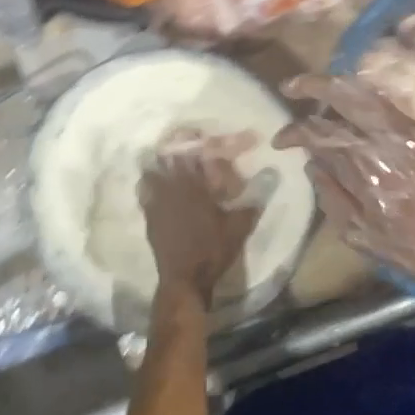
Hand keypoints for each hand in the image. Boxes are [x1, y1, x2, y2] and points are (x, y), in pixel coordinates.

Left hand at [139, 153, 258, 308]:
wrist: (185, 278)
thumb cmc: (212, 250)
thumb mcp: (238, 228)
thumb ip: (251, 204)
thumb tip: (268, 182)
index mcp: (194, 187)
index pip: (192, 155)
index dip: (196, 143)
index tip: (200, 137)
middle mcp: (171, 189)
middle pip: (167, 159)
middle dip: (175, 150)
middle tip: (184, 148)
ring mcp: (156, 203)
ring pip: (151, 173)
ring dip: (159, 166)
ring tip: (168, 166)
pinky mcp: (149, 217)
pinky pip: (145, 193)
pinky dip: (151, 186)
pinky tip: (159, 190)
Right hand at [272, 74, 414, 284]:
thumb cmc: (413, 246)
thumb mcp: (359, 234)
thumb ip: (331, 195)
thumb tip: (314, 166)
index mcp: (364, 163)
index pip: (317, 132)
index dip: (292, 133)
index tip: (279, 143)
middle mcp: (385, 135)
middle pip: (343, 92)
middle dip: (312, 84)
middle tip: (290, 88)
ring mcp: (409, 129)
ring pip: (367, 94)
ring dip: (338, 91)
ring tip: (320, 98)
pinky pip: (386, 109)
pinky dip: (363, 106)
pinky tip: (354, 118)